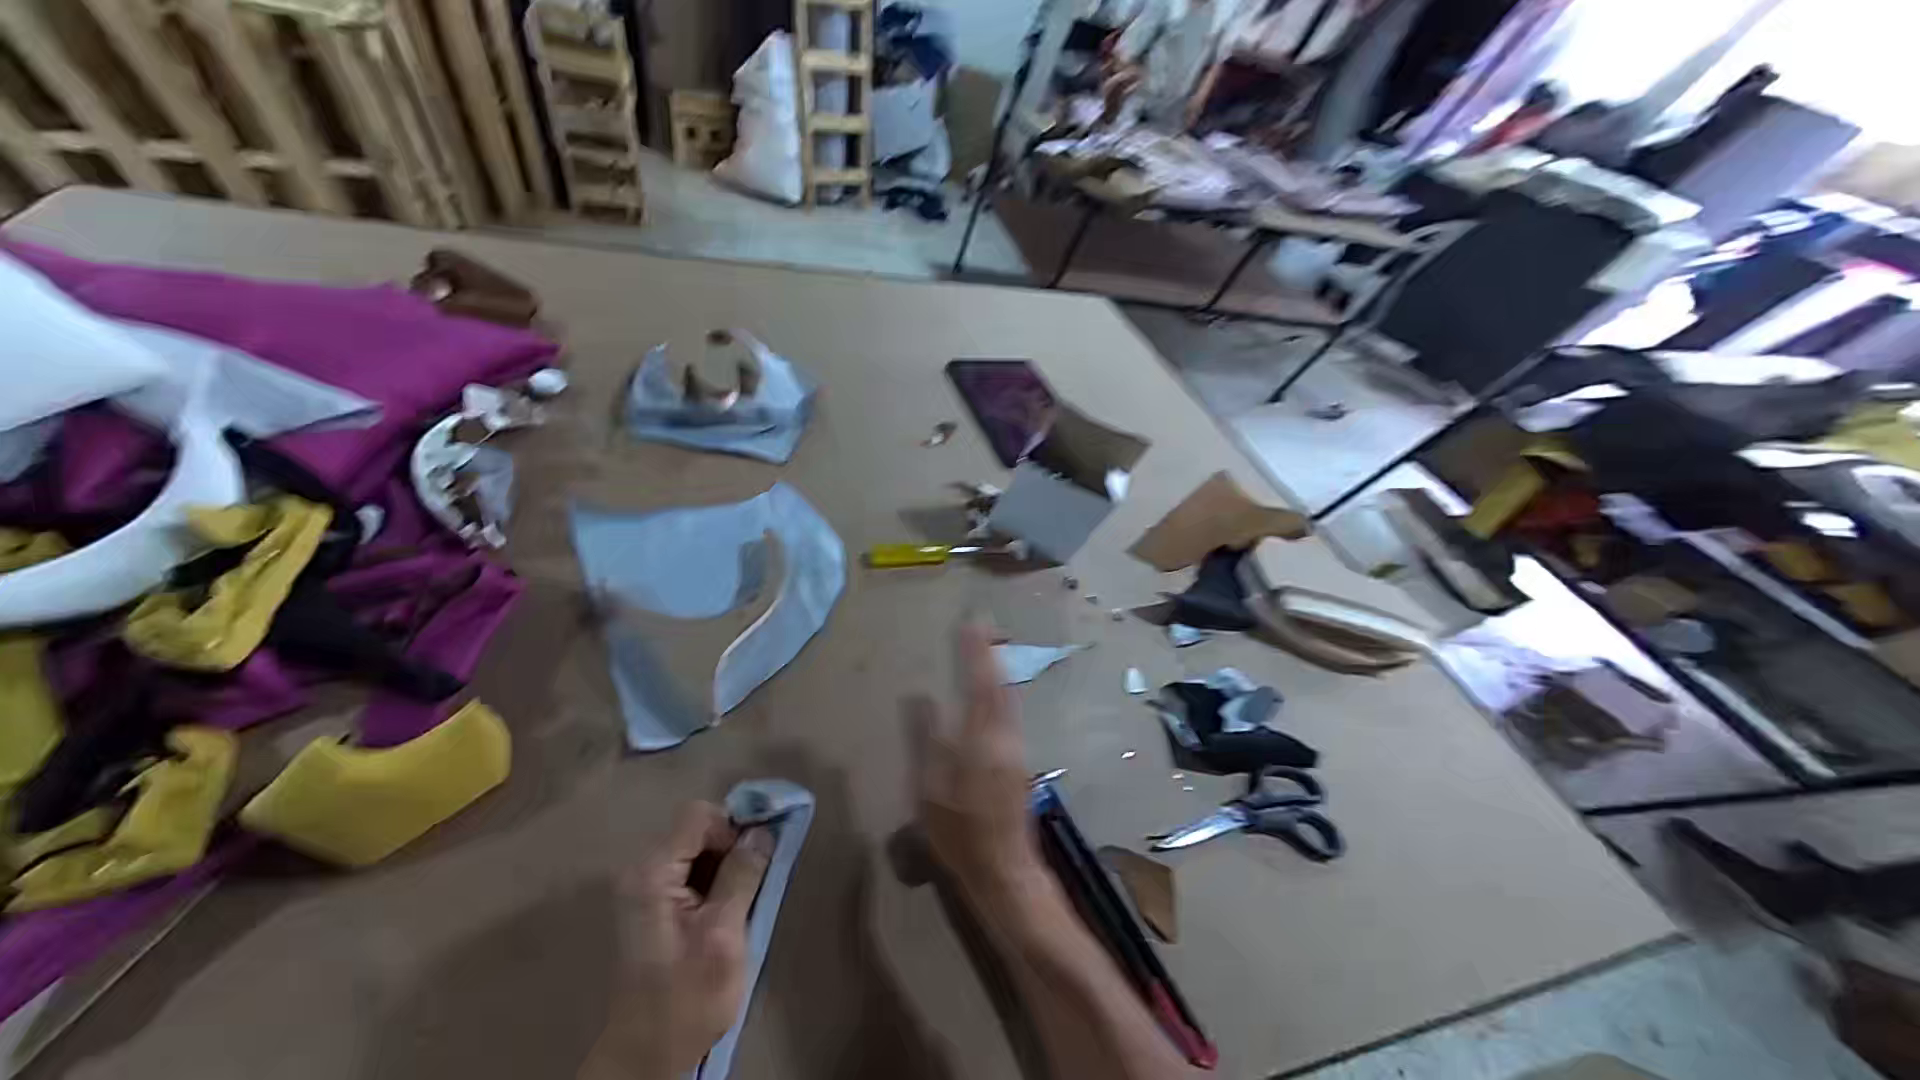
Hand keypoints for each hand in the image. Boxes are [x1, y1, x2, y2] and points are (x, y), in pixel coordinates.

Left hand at [584, 802, 772, 1079]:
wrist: (646, 1055)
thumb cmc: (686, 998)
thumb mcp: (724, 935)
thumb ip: (742, 876)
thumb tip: (762, 832)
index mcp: (651, 874)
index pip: (698, 815)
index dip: (732, 828)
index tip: (753, 861)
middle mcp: (640, 870)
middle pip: (696, 827)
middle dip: (730, 846)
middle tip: (752, 881)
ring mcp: (642, 885)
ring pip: (696, 846)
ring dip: (724, 863)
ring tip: (739, 900)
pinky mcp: (650, 901)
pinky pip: (689, 867)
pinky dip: (713, 877)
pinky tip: (724, 907)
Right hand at [907, 622, 1047, 906]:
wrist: (1004, 869)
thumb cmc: (959, 832)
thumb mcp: (929, 788)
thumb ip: (925, 738)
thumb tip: (920, 697)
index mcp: (982, 739)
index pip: (979, 684)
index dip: (975, 653)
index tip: (972, 624)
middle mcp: (1005, 736)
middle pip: (1000, 685)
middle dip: (990, 655)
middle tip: (982, 628)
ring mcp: (1017, 749)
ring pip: (1009, 699)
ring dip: (998, 672)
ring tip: (987, 651)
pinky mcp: (1019, 761)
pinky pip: (1010, 712)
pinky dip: (1001, 692)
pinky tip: (993, 693)